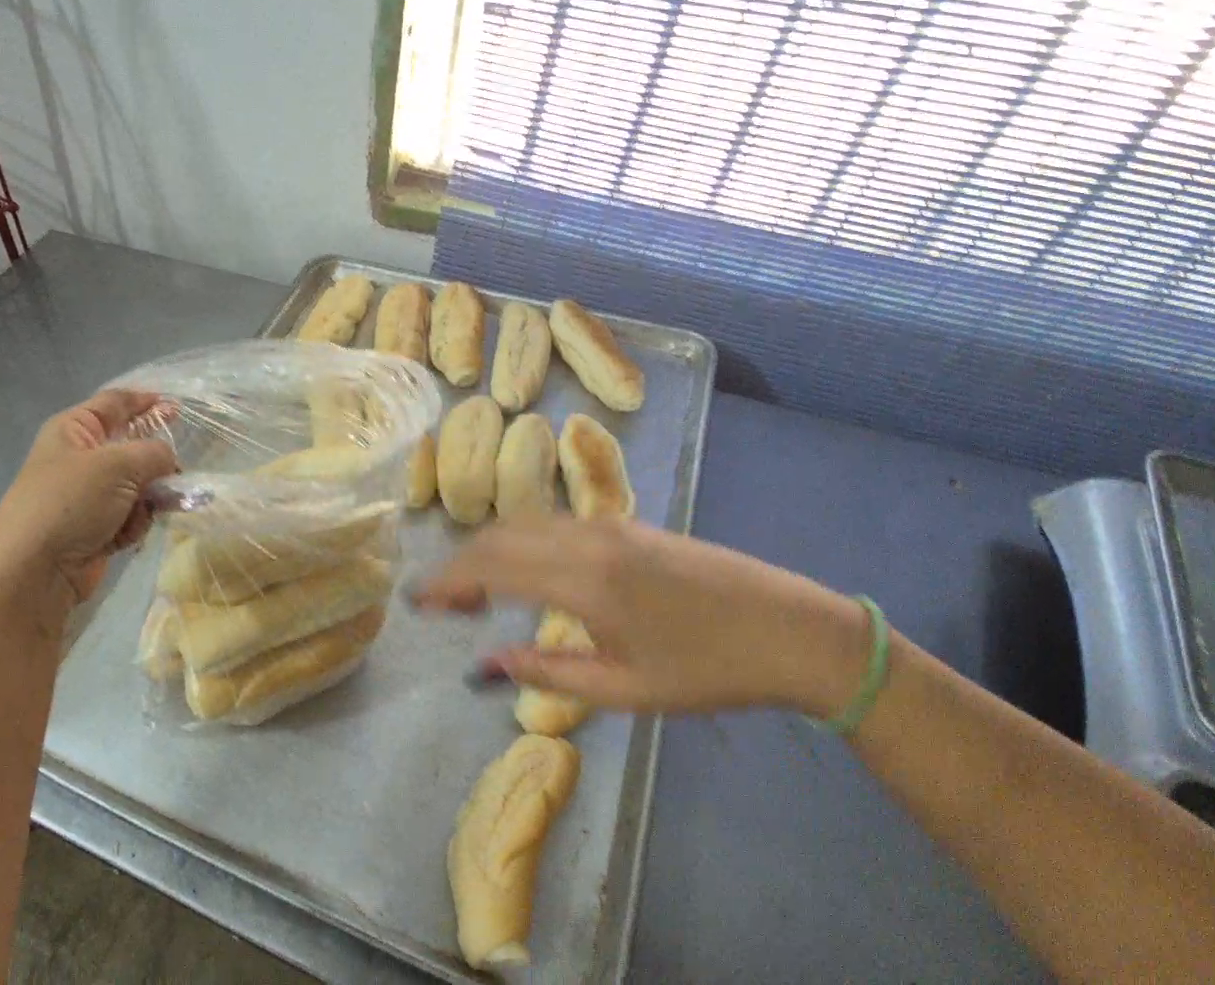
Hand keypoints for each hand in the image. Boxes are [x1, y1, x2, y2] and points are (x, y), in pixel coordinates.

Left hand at [0, 390, 178, 612]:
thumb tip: (170, 461)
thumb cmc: (71, 503)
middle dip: (153, 463)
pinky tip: (124, 537)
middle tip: (176, 473)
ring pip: (137, 486)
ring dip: (147, 499)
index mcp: (74, 429)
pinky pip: (130, 516)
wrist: (36, 570)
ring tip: (143, 513)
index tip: (178, 407)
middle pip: (131, 448)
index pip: (114, 403)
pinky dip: (133, 525)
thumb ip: (154, 453)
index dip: (145, 402)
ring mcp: (87, 496)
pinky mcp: (96, 529)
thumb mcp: (117, 465)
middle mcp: (80, 459)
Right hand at [411, 515, 872, 715]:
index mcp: (585, 581)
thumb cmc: (709, 671)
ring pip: (525, 524)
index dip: (447, 582)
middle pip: (499, 536)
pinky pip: (553, 524)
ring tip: (475, 593)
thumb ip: (547, 673)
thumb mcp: (625, 690)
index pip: (490, 566)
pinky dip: (521, 543)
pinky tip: (523, 573)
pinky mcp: (627, 524)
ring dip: (489, 551)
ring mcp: (609, 525)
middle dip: (460, 565)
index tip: (420, 605)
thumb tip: (488, 661)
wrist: (794, 631)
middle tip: (441, 604)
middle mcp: (588, 539)